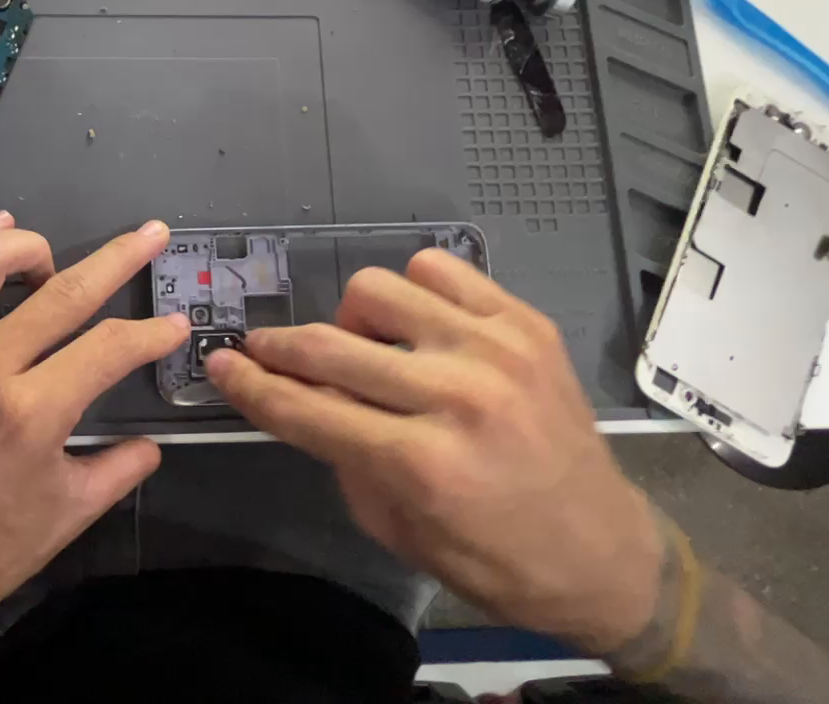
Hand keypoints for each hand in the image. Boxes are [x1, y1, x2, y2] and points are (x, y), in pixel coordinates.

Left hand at [0, 212, 186, 696]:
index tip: (174, 325)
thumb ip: (119, 468)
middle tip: (149, 235)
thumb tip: (153, 443)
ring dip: (26, 245)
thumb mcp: (66, 515)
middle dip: (119, 256)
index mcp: (28, 415)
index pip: (108, 347)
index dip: (152, 332)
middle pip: (61, 290)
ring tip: (46, 256)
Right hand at [206, 249, 662, 653]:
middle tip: (266, 351)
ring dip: (353, 322)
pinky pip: (437, 269)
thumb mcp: (394, 527)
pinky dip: (412, 291)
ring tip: (370, 349)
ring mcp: (495, 350)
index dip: (248, 384)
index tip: (220, 364)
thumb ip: (337, 452)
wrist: (608, 555)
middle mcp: (455, 396)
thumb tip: (295, 391)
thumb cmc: (493, 559)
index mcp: (420, 464)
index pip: (302, 407)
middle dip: (277, 348)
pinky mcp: (524, 323)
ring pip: (375, 290)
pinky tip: (419, 326)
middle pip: (326, 344)